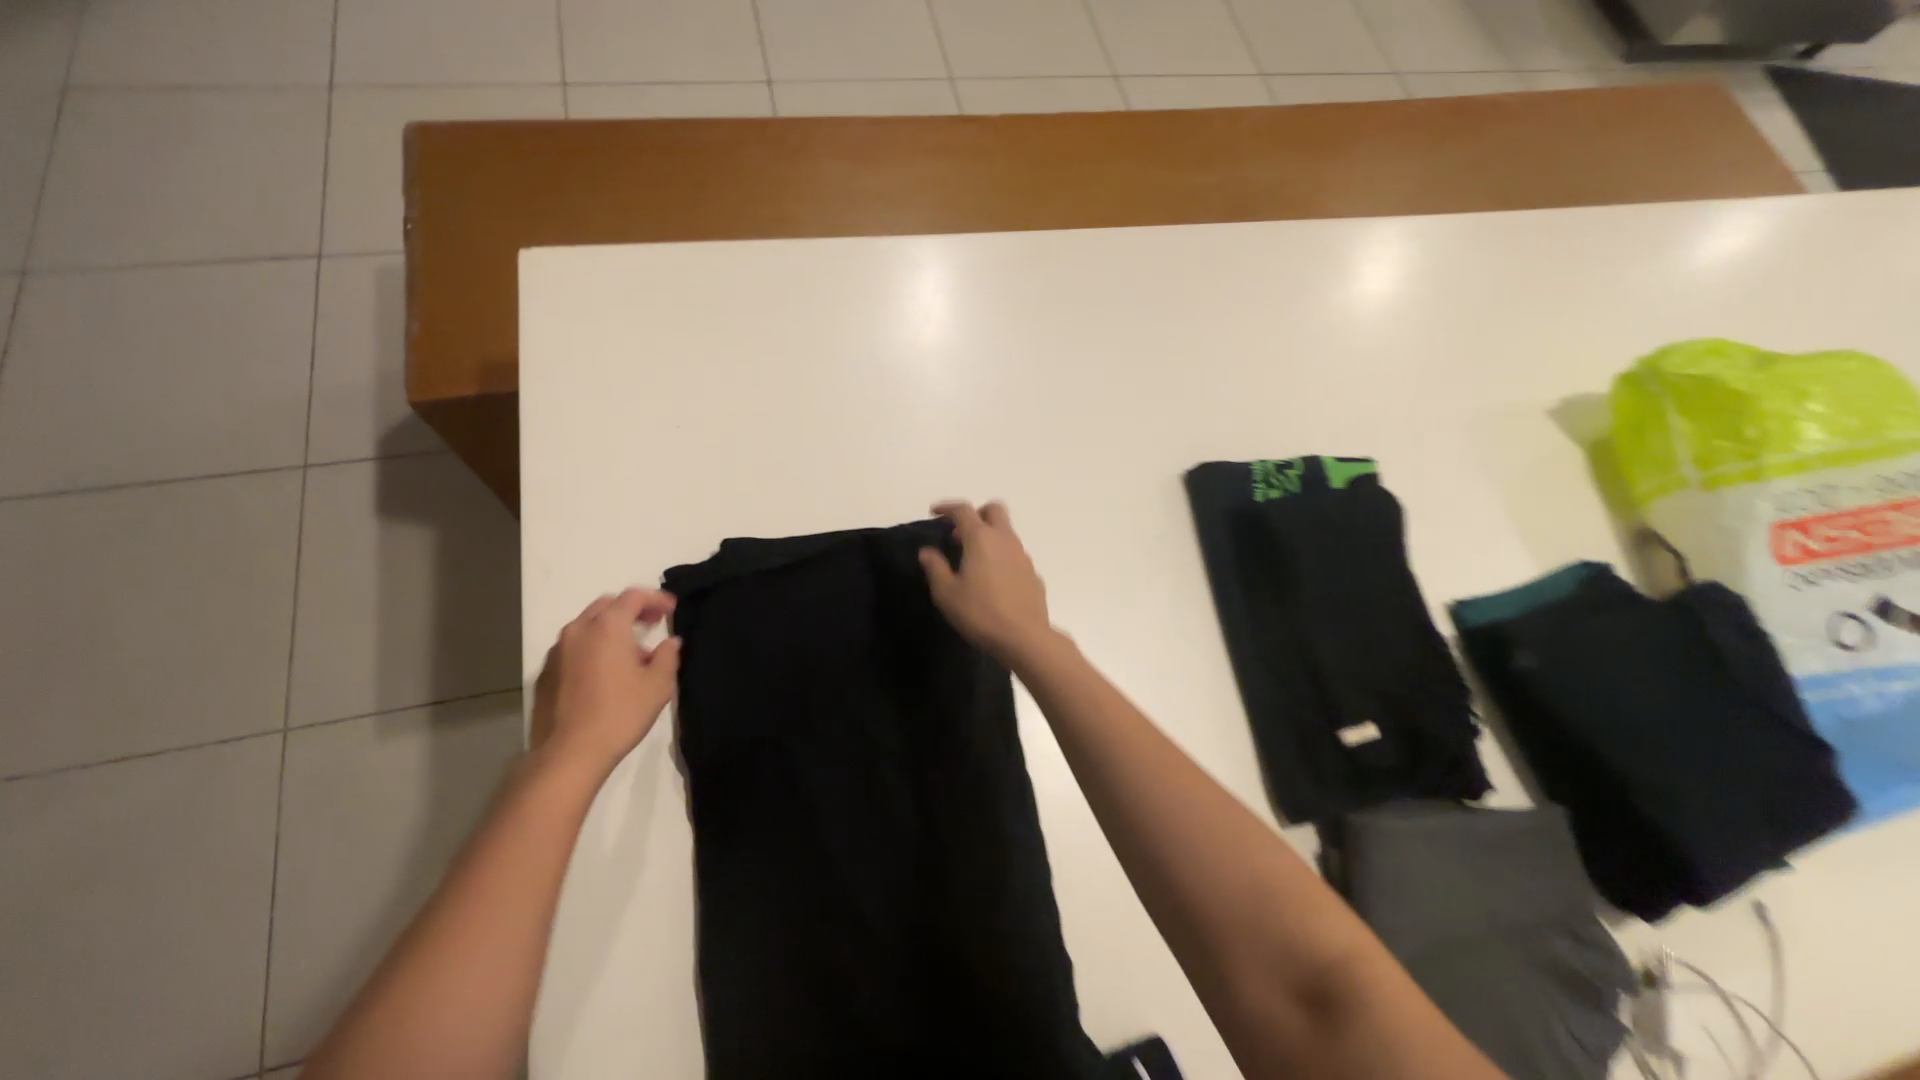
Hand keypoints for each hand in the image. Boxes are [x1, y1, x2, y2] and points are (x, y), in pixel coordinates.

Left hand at [530, 587, 680, 772]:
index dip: (656, 598)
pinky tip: (604, 674)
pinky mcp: (545, 672)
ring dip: (610, 630)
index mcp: (607, 627)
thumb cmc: (620, 714)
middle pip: (606, 605)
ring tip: (630, 654)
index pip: (633, 596)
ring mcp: (557, 651)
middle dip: (631, 609)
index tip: (671, 609)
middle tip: (652, 624)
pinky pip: (573, 648)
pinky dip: (592, 648)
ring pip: (587, 626)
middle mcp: (578, 630)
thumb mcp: (658, 686)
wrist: (570, 752)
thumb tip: (669, 642)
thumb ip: (668, 656)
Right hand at [919, 501, 1057, 663]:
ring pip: (1006, 533)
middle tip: (960, 534)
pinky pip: (1015, 555)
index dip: (947, 507)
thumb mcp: (947, 594)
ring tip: (973, 561)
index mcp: (981, 539)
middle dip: (976, 514)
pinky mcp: (1033, 574)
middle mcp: (1005, 540)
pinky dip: (1001, 557)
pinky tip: (993, 581)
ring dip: (989, 537)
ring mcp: (1023, 556)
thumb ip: (935, 568)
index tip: (935, 513)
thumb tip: (927, 552)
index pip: (963, 510)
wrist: (1024, 637)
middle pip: (994, 510)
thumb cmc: (980, 613)